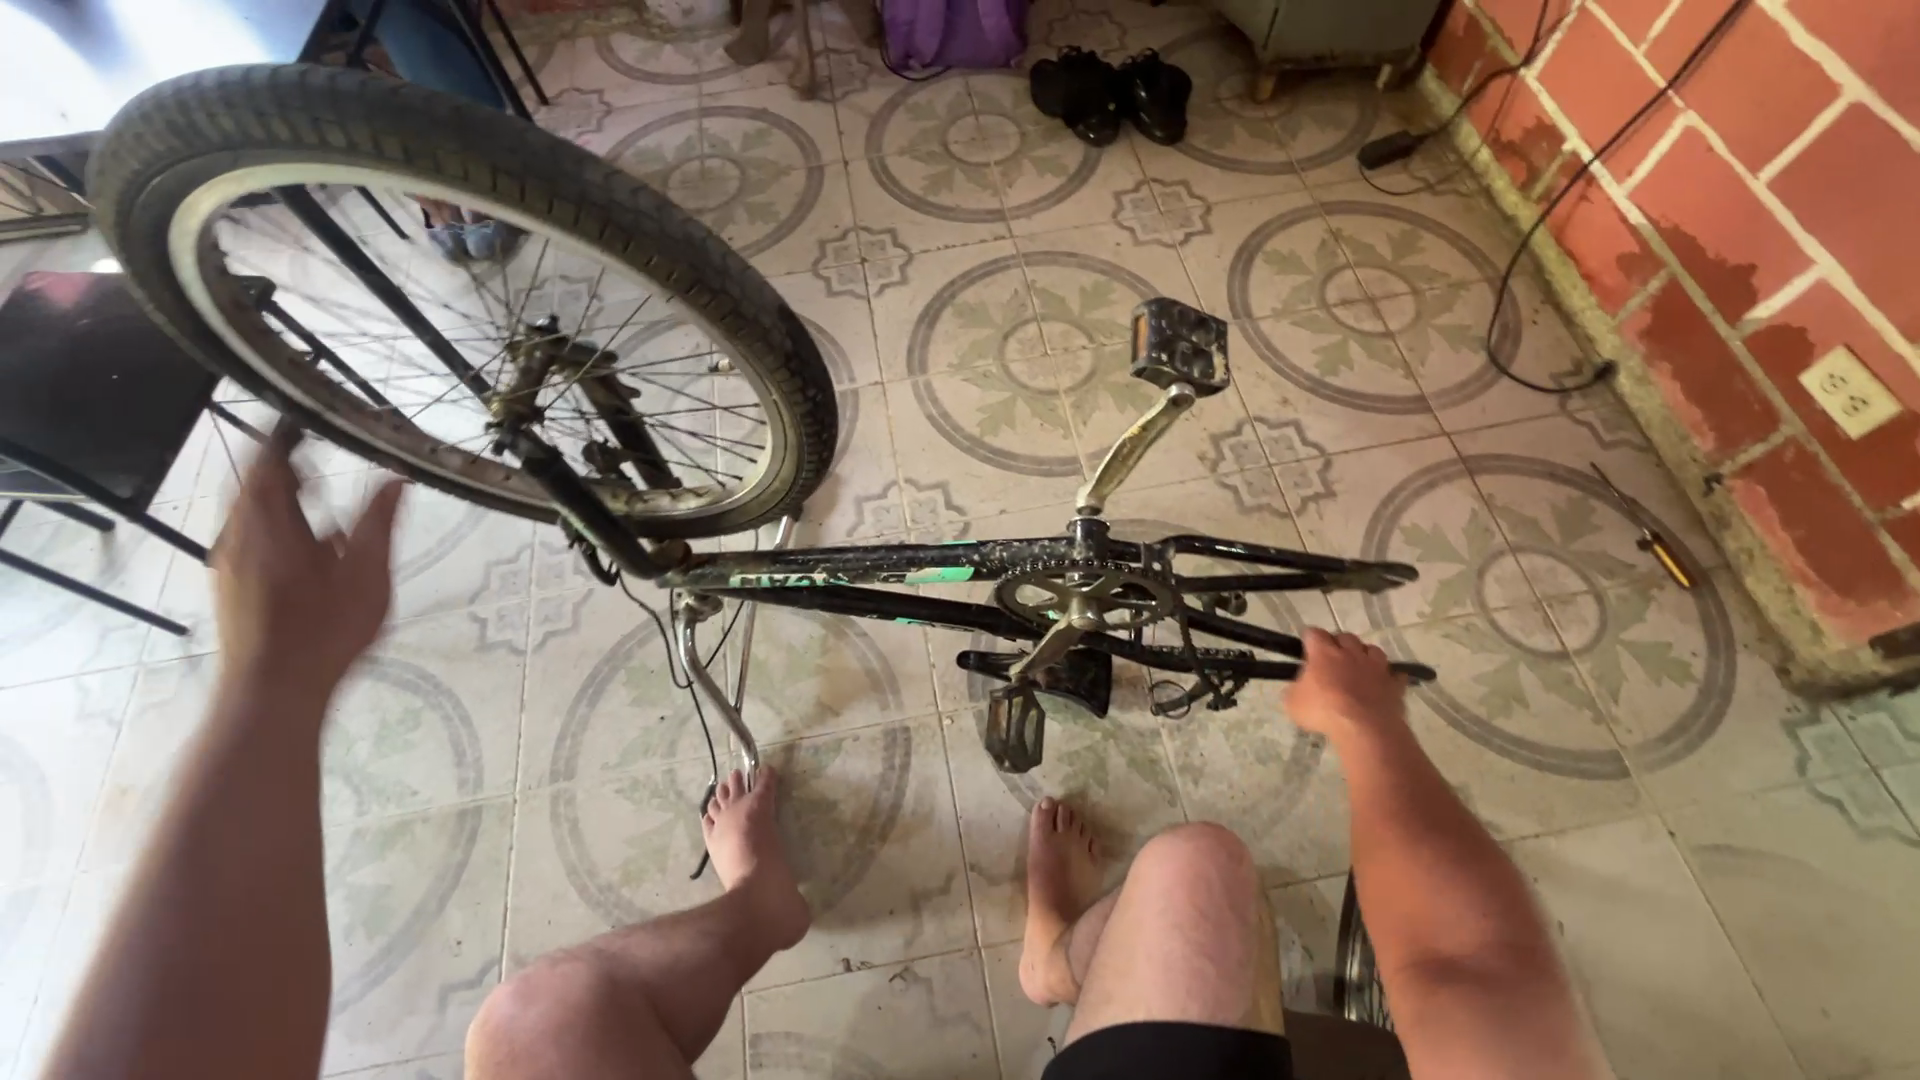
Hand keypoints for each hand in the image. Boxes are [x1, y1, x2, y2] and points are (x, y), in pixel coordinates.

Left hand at [211, 426, 404, 697]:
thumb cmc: (326, 628)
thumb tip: (397, 478)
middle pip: (253, 484)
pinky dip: (276, 520)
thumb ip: (380, 520)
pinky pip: (250, 536)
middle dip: (281, 462)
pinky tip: (308, 540)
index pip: (269, 463)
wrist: (274, 687)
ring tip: (312, 486)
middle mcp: (240, 537)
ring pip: (250, 512)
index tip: (306, 416)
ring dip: (279, 492)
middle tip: (312, 445)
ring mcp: (231, 563)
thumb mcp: (367, 572)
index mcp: (270, 525)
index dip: (284, 434)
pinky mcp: (234, 586)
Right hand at [1285, 627, 1408, 739]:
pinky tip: (1382, 685)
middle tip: (1332, 659)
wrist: (1365, 728)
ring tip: (1359, 668)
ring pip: (1373, 650)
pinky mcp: (1394, 684)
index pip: (1314, 633)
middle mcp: (1351, 653)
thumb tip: (1299, 687)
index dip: (1309, 638)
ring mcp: (1376, 667)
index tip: (1306, 648)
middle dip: (1339, 644)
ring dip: (1365, 656)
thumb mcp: (1293, 703)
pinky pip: (1394, 674)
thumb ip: (1295, 689)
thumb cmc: (1324, 711)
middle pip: (1346, 636)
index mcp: (1324, 653)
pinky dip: (1388, 677)